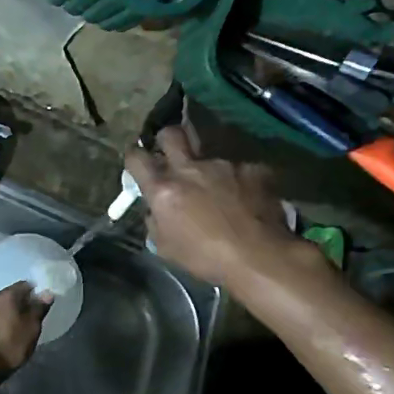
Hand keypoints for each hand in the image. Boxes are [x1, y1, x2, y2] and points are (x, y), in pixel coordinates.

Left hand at [0, 282, 52, 375]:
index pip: (24, 285)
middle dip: (19, 302)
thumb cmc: (12, 345)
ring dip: (6, 310)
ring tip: (14, 325)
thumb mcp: (32, 328)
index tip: (39, 305)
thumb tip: (47, 293)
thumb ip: (39, 308)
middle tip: (28, 316)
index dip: (34, 293)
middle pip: (9, 294)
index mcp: (7, 296)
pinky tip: (0, 331)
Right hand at [124, 125, 310, 288]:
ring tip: (222, 196)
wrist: (259, 257)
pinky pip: (240, 171)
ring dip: (210, 173)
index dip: (134, 157)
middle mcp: (191, 169)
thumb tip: (155, 211)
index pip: (137, 158)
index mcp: (164, 189)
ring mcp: (224, 165)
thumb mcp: (167, 248)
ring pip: (210, 158)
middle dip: (167, 139)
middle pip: (171, 134)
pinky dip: (240, 183)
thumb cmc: (207, 259)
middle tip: (171, 154)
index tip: (138, 164)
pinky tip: (248, 202)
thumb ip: (156, 222)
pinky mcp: (253, 168)